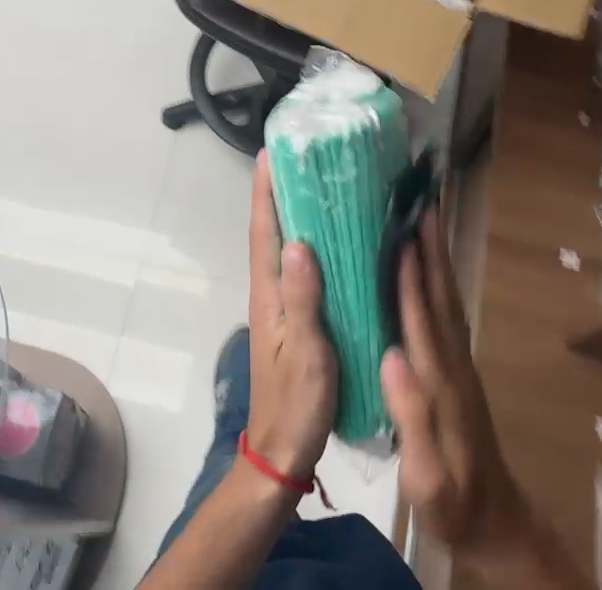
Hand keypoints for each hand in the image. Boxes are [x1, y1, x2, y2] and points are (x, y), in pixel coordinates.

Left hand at [245, 152, 336, 481]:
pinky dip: (314, 247)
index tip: (271, 152)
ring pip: (286, 249)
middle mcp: (271, 293)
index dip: (265, 191)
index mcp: (269, 295)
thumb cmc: (295, 403)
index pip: (263, 230)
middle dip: (281, 193)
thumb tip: (298, 241)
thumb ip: (302, 299)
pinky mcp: (297, 321)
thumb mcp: (305, 352)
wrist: (283, 450)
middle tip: (306, 157)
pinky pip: (303, 271)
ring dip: (297, 215)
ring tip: (324, 185)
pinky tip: (338, 243)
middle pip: (272, 232)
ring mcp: (283, 307)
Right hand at [381, 216, 535, 572]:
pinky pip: (446, 317)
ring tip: (426, 220)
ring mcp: (459, 368)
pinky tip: (426, 274)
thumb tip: (391, 355)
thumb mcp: (427, 476)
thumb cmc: (453, 503)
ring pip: (447, 302)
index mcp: (438, 385)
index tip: (399, 232)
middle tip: (421, 203)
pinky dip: (437, 286)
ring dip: (437, 260)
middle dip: (430, 251)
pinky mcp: (458, 374)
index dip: (409, 276)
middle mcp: (452, 365)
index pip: (421, 319)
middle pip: (440, 298)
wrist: (495, 523)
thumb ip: (411, 419)